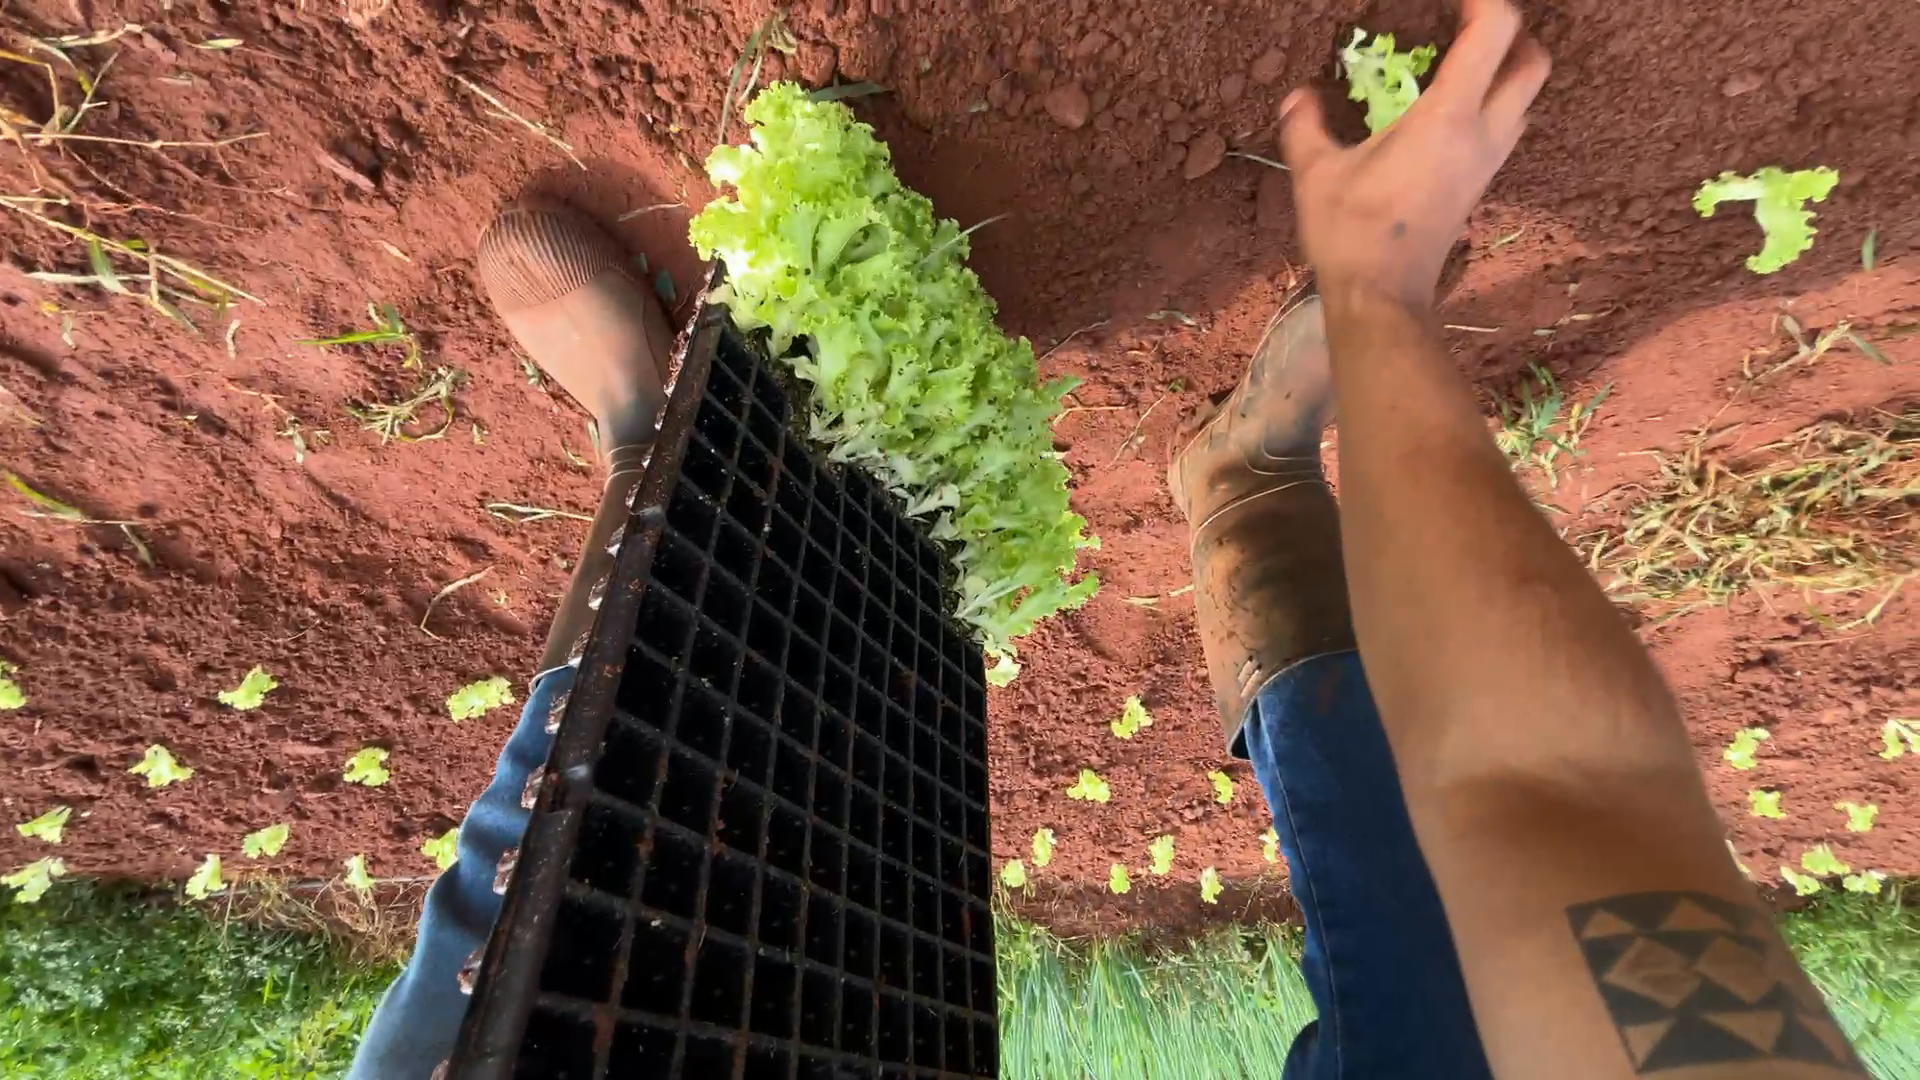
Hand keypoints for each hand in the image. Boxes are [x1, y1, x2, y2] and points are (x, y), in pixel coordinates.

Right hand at [1279, 0, 1550, 311]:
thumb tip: (1296, 97)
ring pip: (1526, 98)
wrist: (1380, 295)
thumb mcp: (1316, 177)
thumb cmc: (1350, 233)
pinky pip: (1505, 130)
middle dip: (1512, 35)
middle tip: (1470, 33)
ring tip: (1465, 74)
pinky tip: (1453, 122)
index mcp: (1447, 117)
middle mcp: (1482, 132)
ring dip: (1508, 73)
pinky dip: (1493, 109)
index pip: (1495, 29)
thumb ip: (1305, 129)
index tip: (1454, 0)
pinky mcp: (1478, 188)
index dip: (1483, 0)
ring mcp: (1486, 164)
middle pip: (1532, 59)